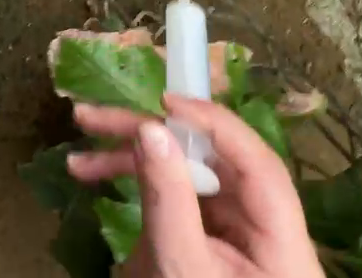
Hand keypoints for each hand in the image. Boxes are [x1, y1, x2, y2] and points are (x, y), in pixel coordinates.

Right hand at [67, 95, 322, 277]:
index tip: (163, 99)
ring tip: (77, 160)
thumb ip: (166, 195)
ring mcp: (236, 232)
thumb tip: (151, 127)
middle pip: (211, 161)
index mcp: (284, 246)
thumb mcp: (179, 264)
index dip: (216, 124)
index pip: (259, 166)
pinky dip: (132, 179)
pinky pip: (173, 192)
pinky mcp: (209, 235)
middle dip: (147, 135)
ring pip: (185, 172)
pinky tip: (92, 177)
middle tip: (88, 119)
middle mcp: (266, 230)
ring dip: (127, 156)